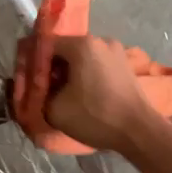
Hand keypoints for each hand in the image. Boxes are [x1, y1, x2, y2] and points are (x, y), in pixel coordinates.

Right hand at [46, 34, 153, 152]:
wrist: (139, 132)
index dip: (35, 64)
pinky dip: (87, 75)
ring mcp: (116, 50)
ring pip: (83, 57)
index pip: (47, 45)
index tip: (32, 83)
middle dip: (53, 69)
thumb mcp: (55, 110)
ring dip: (71, 73)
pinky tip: (85, 95)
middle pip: (66, 50)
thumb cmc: (96, 116)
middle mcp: (100, 40)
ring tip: (65, 95)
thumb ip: (39, 95)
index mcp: (82, 44)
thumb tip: (39, 90)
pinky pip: (98, 64)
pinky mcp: (125, 64)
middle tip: (46, 91)